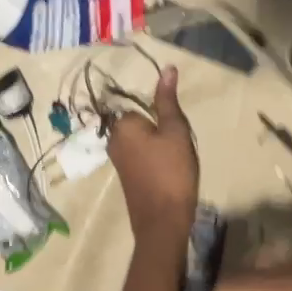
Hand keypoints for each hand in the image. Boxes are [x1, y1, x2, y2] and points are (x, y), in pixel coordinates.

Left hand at [107, 65, 198, 242]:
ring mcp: (118, 162)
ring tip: (177, 161)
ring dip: (160, 147)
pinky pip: (141, 158)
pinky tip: (170, 173)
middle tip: (178, 147)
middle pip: (141, 122)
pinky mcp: (126, 178)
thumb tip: (167, 67)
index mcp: (122, 125)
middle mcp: (113, 141)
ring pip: (143, 141)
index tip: (175, 131)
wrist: (163, 223)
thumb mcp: (175, 130)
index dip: (162, 117)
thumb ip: (168, 99)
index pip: (141, 106)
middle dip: (161, 131)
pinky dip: (156, 162)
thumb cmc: (172, 172)